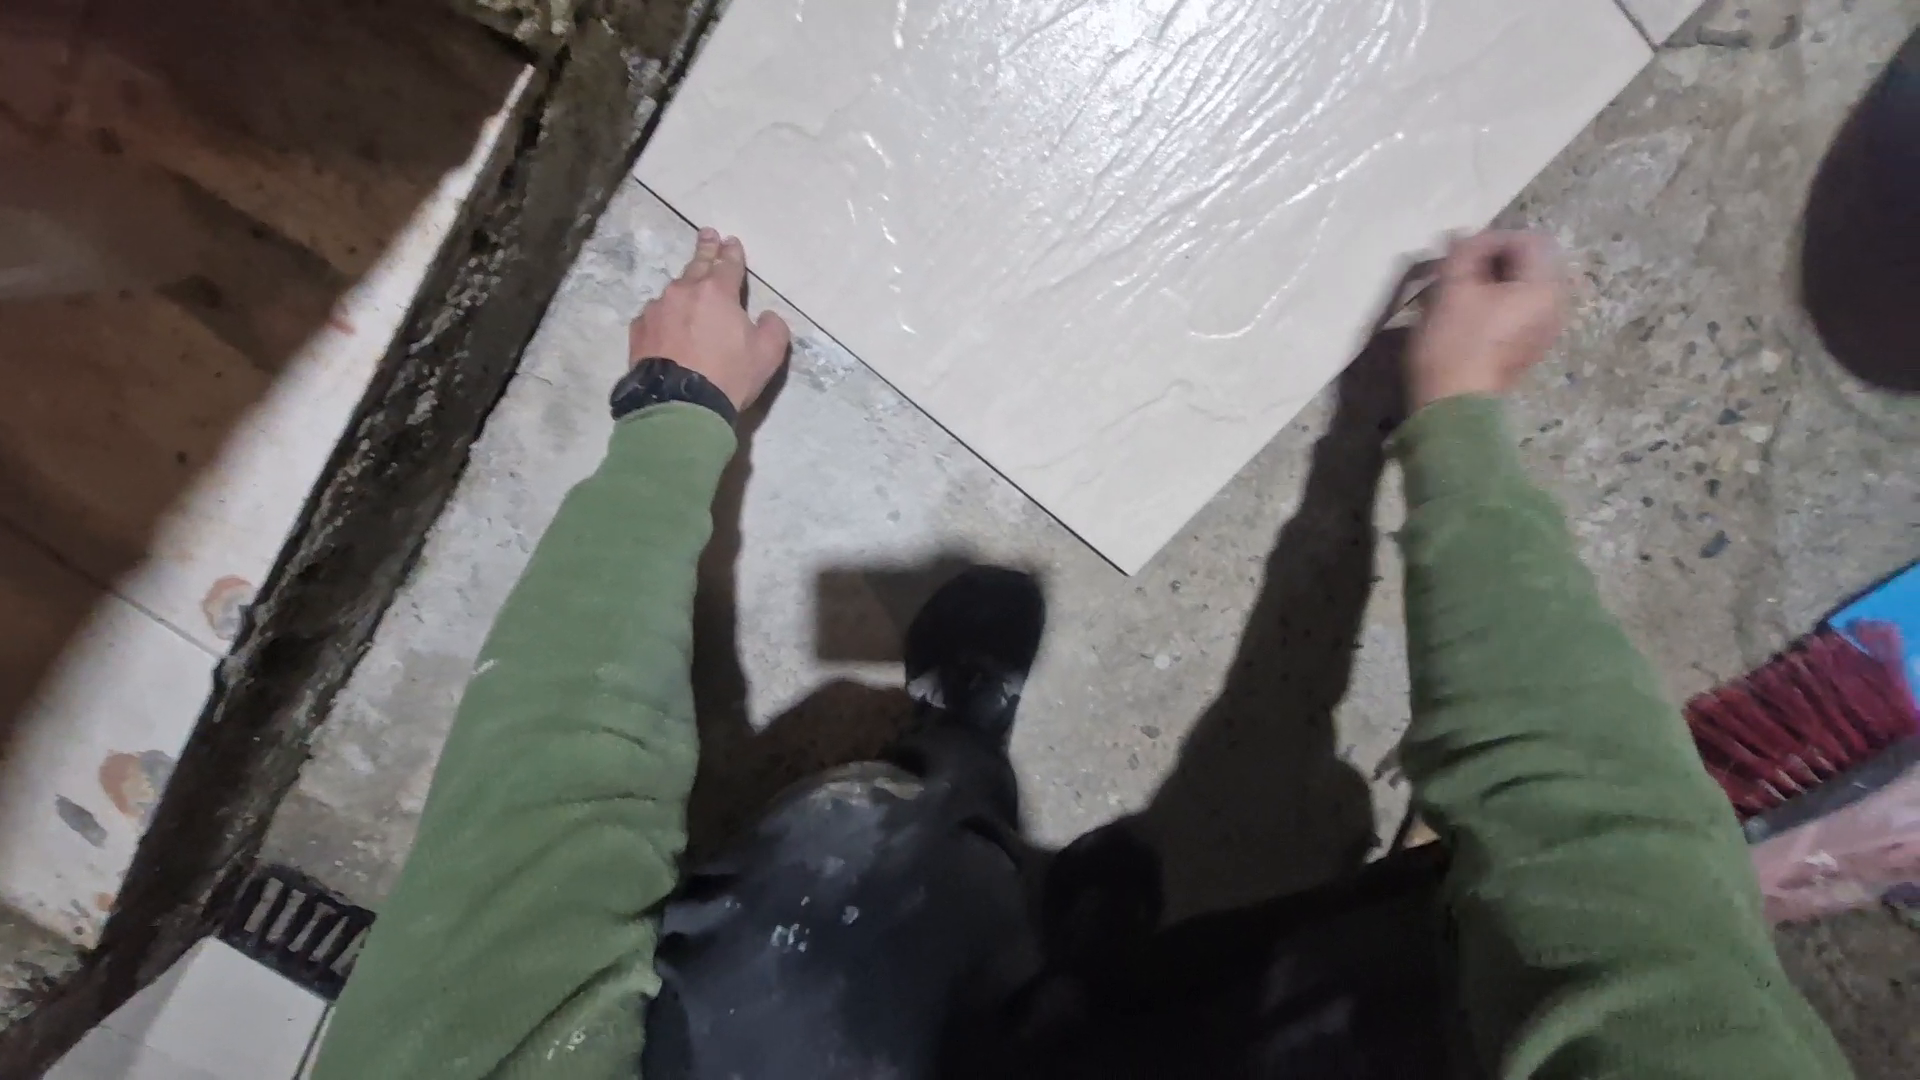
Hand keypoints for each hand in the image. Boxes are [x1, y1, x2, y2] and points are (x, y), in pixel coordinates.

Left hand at [628, 228, 790, 409]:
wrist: (680, 404)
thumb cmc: (729, 376)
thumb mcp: (768, 355)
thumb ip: (774, 328)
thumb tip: (767, 316)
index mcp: (717, 292)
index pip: (728, 264)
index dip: (732, 253)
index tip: (731, 242)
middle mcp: (683, 292)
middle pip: (697, 264)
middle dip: (705, 248)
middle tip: (707, 234)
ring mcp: (656, 309)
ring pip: (674, 292)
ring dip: (684, 290)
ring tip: (688, 294)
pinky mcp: (639, 330)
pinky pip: (655, 316)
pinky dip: (665, 317)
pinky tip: (668, 327)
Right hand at [1407, 231, 1567, 409]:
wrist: (1452, 405)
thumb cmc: (1452, 345)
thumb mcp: (1452, 291)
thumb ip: (1464, 254)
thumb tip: (1466, 235)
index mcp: (1546, 285)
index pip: (1529, 240)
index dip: (1491, 240)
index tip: (1457, 256)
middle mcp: (1557, 303)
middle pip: (1530, 264)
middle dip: (1492, 262)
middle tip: (1455, 274)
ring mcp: (1546, 329)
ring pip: (1523, 288)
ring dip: (1492, 284)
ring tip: (1459, 296)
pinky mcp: (1529, 348)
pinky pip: (1519, 312)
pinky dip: (1496, 306)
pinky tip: (1469, 320)